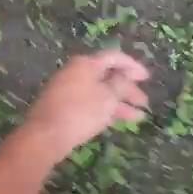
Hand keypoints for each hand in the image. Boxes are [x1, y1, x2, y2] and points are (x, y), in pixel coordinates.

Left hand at [22, 51, 150, 158]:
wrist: (45, 136)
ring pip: (100, 91)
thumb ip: (121, 83)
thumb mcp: (108, 96)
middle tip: (143, 100)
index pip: (114, 57)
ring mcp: (68, 89)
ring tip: (138, 116)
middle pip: (107, 75)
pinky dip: (105, 109)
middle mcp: (76, 72)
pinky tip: (118, 120)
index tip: (146, 78)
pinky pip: (90, 102)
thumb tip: (124, 76)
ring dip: (119, 102)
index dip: (133, 66)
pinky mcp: (63, 106)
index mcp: (86, 64)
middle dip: (127, 88)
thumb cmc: (81, 111)